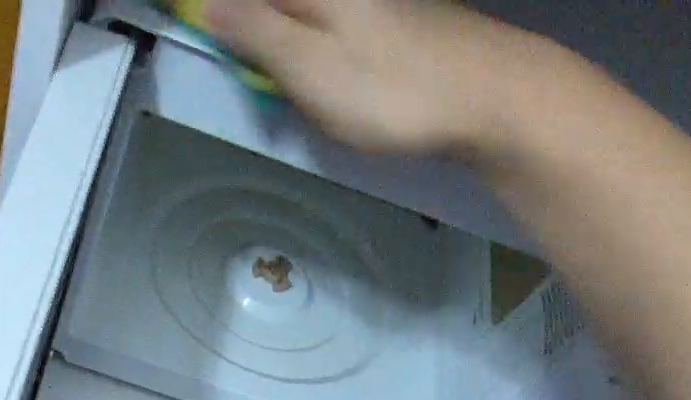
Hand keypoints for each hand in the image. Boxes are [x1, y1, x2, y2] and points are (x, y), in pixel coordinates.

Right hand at [203, 0, 552, 160]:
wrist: (492, 99)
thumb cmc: (390, 90)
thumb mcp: (310, 68)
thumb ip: (258, 34)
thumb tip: (209, 5)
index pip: (252, 0)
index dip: (221, 14)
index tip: (197, 30)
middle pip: (282, 6)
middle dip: (252, 25)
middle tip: (231, 52)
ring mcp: (376, 4)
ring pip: (309, 16)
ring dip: (280, 39)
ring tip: (271, 73)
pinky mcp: (398, 23)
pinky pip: (336, 26)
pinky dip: (312, 48)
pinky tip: (318, 78)